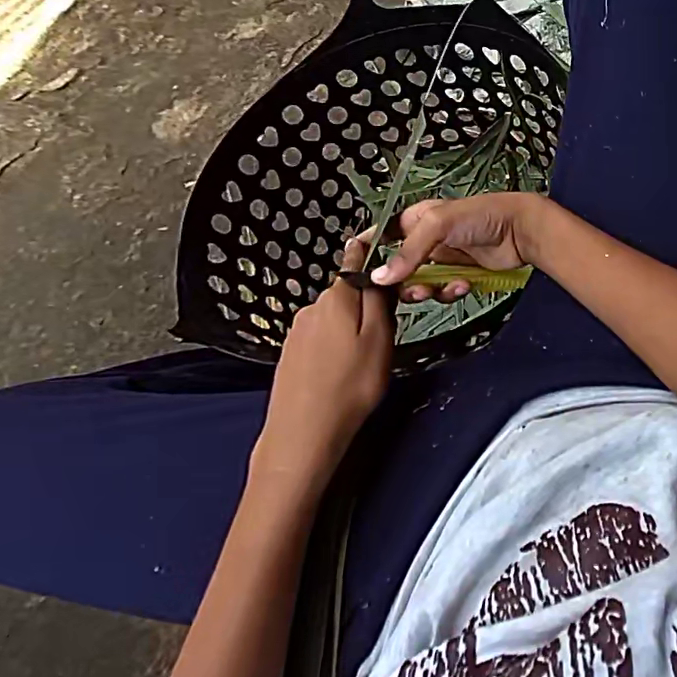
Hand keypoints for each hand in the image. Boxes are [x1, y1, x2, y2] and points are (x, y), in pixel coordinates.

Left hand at [257, 245, 394, 491]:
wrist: (304, 433)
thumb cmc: (348, 389)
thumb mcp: (379, 340)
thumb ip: (380, 301)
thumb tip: (379, 275)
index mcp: (336, 300)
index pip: (353, 262)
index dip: (369, 255)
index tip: (377, 243)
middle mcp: (312, 310)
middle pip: (347, 294)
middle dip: (366, 306)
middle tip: (386, 335)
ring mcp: (298, 332)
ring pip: (335, 318)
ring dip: (351, 330)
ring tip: (364, 362)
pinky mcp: (291, 354)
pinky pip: (321, 339)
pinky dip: (335, 348)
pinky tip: (343, 372)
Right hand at [369, 193, 549, 302]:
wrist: (521, 232)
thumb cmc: (483, 215)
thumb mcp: (438, 225)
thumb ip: (408, 251)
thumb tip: (380, 276)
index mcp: (415, 219)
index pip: (382, 236)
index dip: (369, 253)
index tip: (359, 272)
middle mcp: (426, 239)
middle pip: (398, 267)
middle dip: (401, 282)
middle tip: (412, 288)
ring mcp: (443, 258)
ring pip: (420, 283)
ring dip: (426, 290)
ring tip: (437, 289)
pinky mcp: (459, 274)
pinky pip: (443, 290)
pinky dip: (449, 291)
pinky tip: (463, 285)